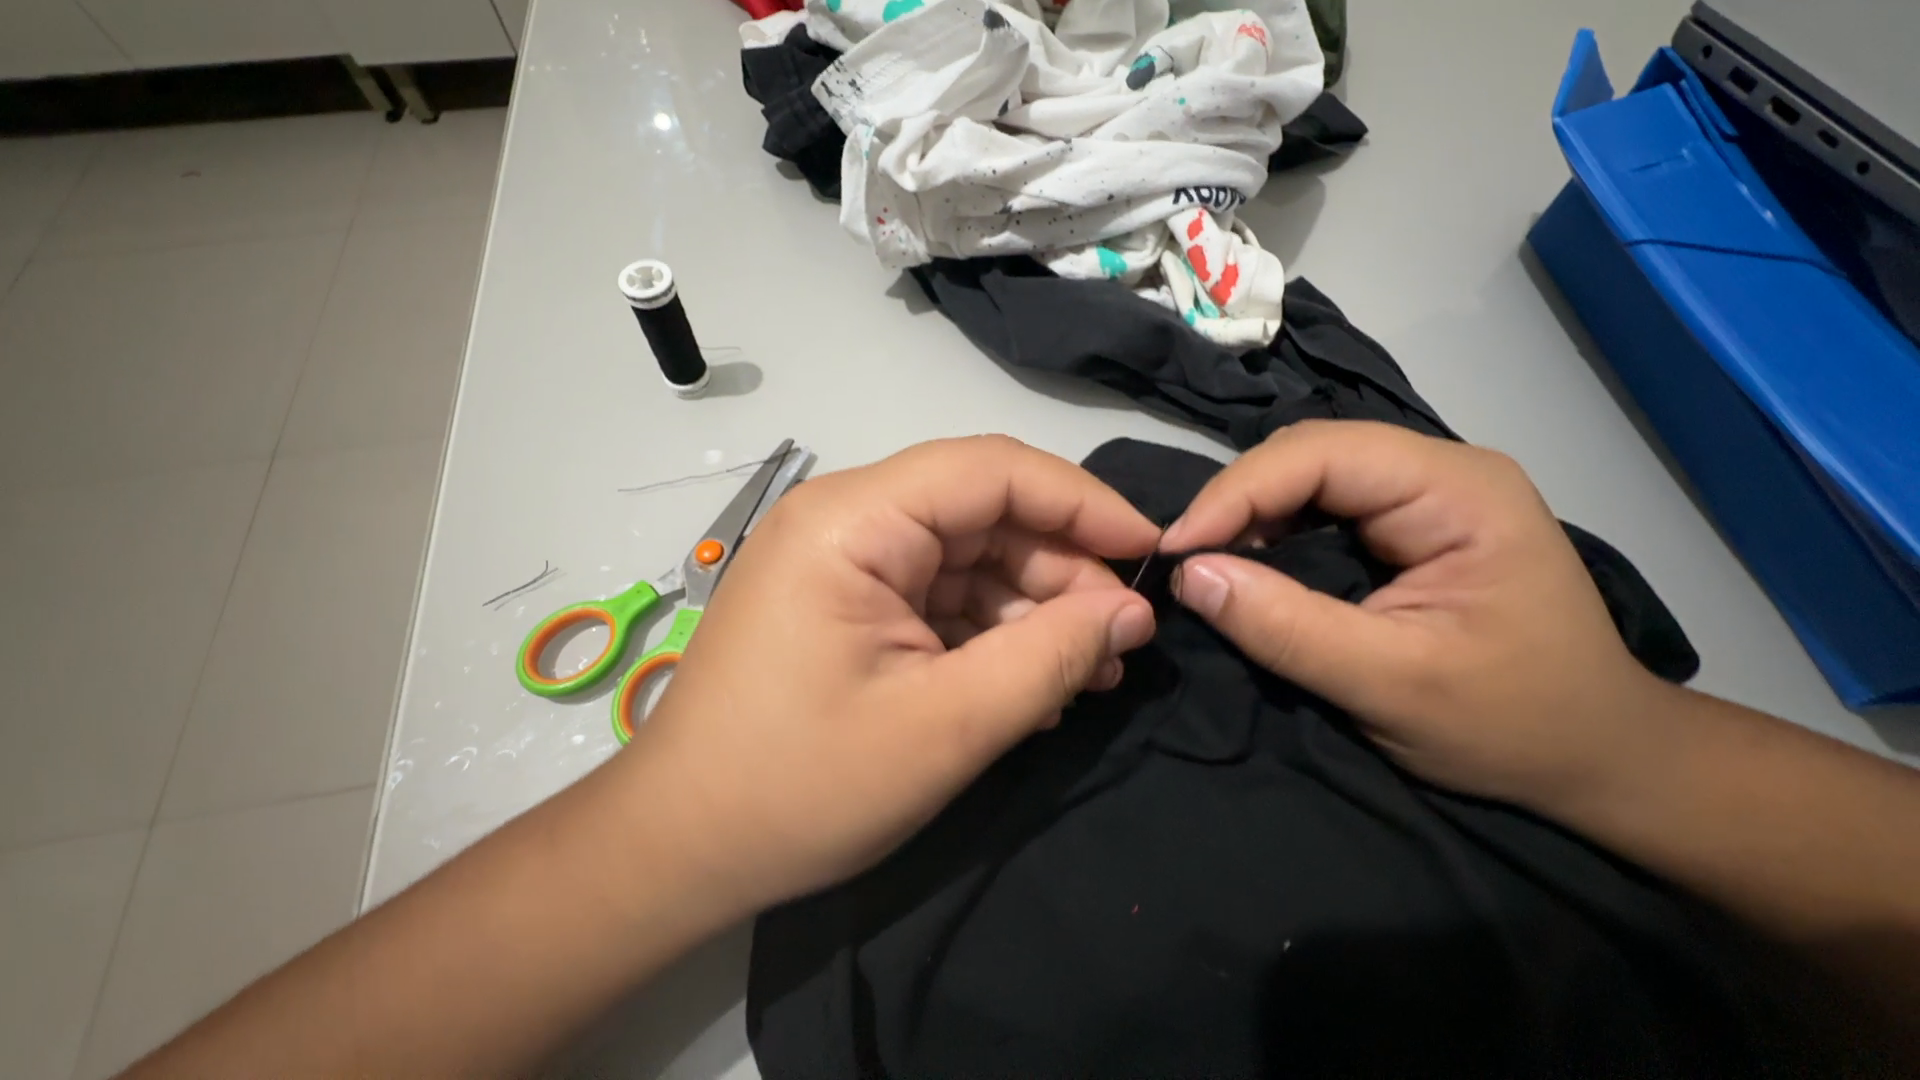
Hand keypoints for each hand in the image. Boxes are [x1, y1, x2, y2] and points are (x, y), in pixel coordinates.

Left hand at [614, 436, 1159, 916]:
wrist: (681, 850)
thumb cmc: (803, 786)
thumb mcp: (946, 726)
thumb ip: (1051, 658)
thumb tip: (1132, 612)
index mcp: (853, 522)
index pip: (991, 470)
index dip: (1081, 504)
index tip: (1150, 553)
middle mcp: (845, 522)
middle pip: (983, 514)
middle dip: (1061, 573)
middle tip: (1122, 642)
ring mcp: (843, 565)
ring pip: (968, 560)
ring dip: (1033, 611)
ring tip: (1090, 674)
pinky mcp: (845, 608)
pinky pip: (938, 600)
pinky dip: (990, 636)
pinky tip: (1033, 686)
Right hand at [1160, 420, 1672, 807]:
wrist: (1596, 757)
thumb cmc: (1511, 725)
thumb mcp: (1391, 685)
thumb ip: (1287, 628)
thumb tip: (1186, 574)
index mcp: (1458, 491)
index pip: (1322, 454)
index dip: (1237, 492)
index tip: (1175, 550)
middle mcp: (1442, 472)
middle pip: (1312, 453)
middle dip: (1239, 501)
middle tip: (1183, 560)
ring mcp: (1427, 494)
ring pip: (1310, 475)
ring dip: (1251, 515)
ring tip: (1207, 562)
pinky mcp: (1410, 524)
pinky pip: (1322, 506)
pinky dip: (1274, 532)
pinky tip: (1250, 564)